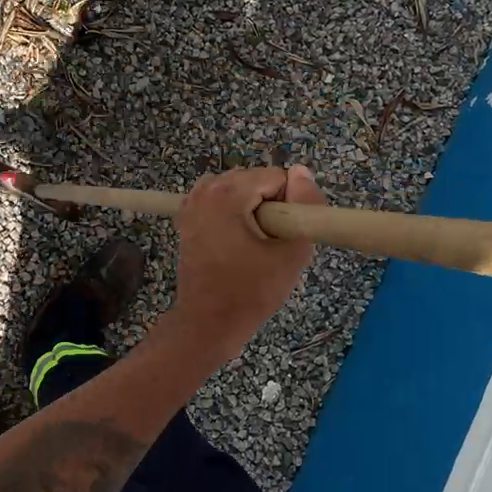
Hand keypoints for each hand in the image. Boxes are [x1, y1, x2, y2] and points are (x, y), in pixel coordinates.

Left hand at [170, 165, 324, 353]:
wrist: (209, 320)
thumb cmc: (252, 290)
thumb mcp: (292, 251)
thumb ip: (304, 207)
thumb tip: (302, 171)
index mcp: (227, 193)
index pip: (275, 177)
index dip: (290, 204)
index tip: (286, 234)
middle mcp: (205, 190)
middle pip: (253, 179)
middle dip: (269, 204)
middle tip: (272, 242)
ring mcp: (191, 203)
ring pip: (236, 189)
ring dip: (251, 208)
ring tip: (255, 243)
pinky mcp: (186, 218)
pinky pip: (219, 202)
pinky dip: (232, 213)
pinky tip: (236, 242)